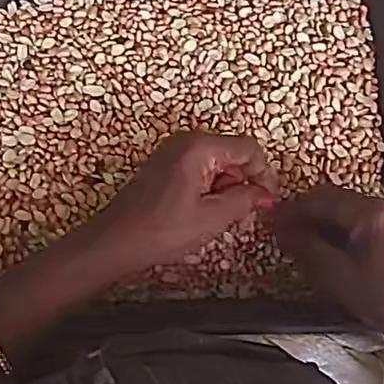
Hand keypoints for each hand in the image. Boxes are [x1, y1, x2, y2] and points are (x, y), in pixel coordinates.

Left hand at [71, 132, 278, 280]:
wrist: (115, 242)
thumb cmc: (158, 230)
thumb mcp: (212, 217)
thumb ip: (245, 200)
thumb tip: (265, 196)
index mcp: (199, 147)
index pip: (249, 149)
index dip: (264, 175)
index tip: (268, 201)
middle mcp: (185, 142)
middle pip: (233, 156)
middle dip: (244, 185)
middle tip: (246, 217)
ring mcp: (173, 153)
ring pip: (218, 166)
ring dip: (227, 192)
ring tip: (221, 221)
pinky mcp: (165, 167)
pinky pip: (200, 172)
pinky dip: (210, 191)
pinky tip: (204, 216)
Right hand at [272, 184, 383, 343]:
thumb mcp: (337, 275)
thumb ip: (306, 247)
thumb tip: (283, 229)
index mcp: (370, 212)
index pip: (321, 198)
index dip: (293, 209)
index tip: (274, 219)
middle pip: (336, 201)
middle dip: (308, 214)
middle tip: (285, 231)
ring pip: (349, 212)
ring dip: (324, 223)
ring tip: (304, 243)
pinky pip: (363, 222)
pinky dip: (342, 231)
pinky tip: (330, 249)